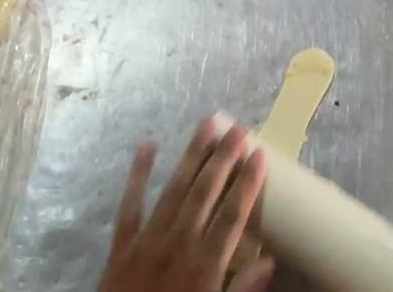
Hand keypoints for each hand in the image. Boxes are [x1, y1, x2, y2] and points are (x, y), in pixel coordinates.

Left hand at [97, 118, 273, 291]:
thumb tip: (271, 263)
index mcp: (204, 267)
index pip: (232, 217)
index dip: (247, 185)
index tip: (259, 155)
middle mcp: (178, 244)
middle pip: (205, 193)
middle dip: (223, 158)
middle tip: (238, 128)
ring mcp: (148, 241)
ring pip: (174, 189)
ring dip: (191, 155)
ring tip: (206, 124)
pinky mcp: (121, 245)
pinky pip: (130, 205)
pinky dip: (138, 175)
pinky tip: (148, 146)